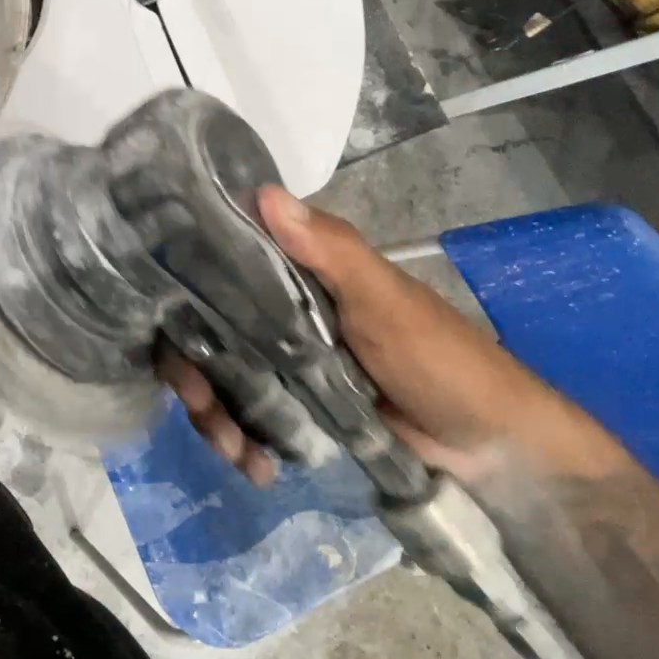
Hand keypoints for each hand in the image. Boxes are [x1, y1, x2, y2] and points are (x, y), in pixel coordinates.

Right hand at [160, 186, 624, 488]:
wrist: (496, 451)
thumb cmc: (442, 361)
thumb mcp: (387, 301)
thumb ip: (330, 252)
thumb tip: (263, 192)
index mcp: (289, 278)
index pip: (210, 272)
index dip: (176, 295)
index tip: (163, 325)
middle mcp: (273, 315)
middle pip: (200, 334)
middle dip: (189, 374)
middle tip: (201, 405)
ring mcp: (279, 365)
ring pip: (215, 380)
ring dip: (213, 418)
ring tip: (236, 452)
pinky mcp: (290, 409)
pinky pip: (243, 418)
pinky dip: (239, 443)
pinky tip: (255, 466)